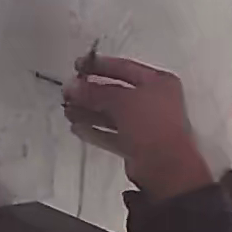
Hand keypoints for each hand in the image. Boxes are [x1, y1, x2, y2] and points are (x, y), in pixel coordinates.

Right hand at [64, 54, 214, 201]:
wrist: (163, 166)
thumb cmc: (151, 125)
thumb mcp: (121, 100)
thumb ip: (95, 92)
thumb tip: (72, 86)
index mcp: (158, 82)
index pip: (124, 67)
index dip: (99, 65)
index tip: (78, 66)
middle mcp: (153, 101)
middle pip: (115, 91)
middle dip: (89, 92)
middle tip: (68, 92)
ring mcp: (144, 123)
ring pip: (111, 113)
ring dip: (88, 111)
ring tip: (68, 110)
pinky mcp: (135, 143)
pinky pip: (111, 133)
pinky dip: (95, 130)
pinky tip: (78, 128)